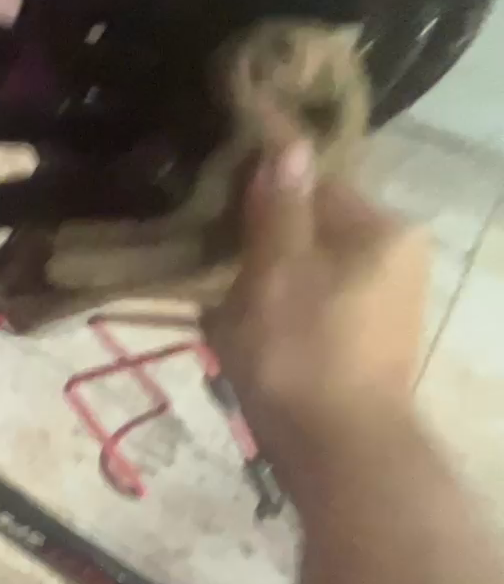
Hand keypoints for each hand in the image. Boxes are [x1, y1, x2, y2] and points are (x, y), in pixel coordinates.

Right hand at [203, 144, 432, 457]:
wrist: (336, 438)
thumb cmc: (298, 351)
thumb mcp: (275, 275)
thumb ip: (279, 211)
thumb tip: (286, 144)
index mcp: (377, 229)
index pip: (313, 177)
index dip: (263, 168)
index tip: (216, 155)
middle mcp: (391, 249)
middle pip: (310, 215)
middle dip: (255, 216)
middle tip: (193, 218)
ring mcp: (380, 288)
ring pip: (306, 250)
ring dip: (258, 251)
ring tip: (204, 257)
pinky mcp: (361, 321)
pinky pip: (308, 281)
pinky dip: (270, 281)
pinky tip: (235, 298)